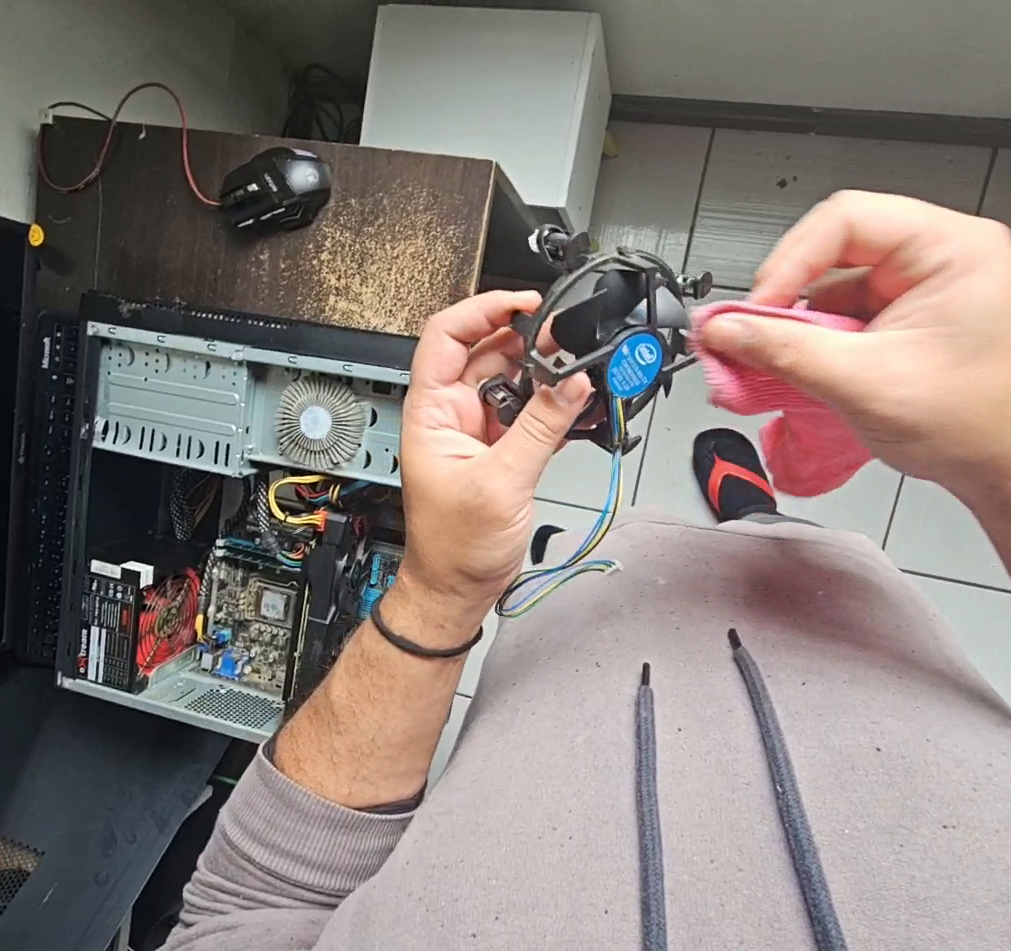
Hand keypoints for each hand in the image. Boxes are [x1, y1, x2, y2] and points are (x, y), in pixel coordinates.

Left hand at [394, 291, 591, 640]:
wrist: (459, 587)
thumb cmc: (454, 548)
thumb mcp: (499, 484)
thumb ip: (539, 429)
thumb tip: (571, 383)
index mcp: (432, 413)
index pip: (446, 337)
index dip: (483, 310)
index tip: (524, 304)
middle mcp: (452, 414)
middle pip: (487, 353)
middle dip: (528, 342)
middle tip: (568, 342)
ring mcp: (479, 430)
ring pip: (513, 381)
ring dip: (545, 375)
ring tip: (579, 374)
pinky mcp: (502, 449)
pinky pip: (529, 412)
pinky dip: (553, 406)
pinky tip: (578, 407)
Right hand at [696, 191, 1010, 500]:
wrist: (1007, 468)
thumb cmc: (975, 424)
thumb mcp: (863, 383)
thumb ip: (784, 352)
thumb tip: (726, 331)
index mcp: (952, 249)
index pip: (846, 220)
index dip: (789, 262)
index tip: (756, 310)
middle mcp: (938, 258)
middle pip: (832, 249)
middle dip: (787, 295)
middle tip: (754, 334)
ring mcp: (917, 289)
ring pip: (829, 285)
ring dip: (795, 325)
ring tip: (778, 363)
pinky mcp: (900, 318)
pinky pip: (837, 315)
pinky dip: (809, 342)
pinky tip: (801, 369)